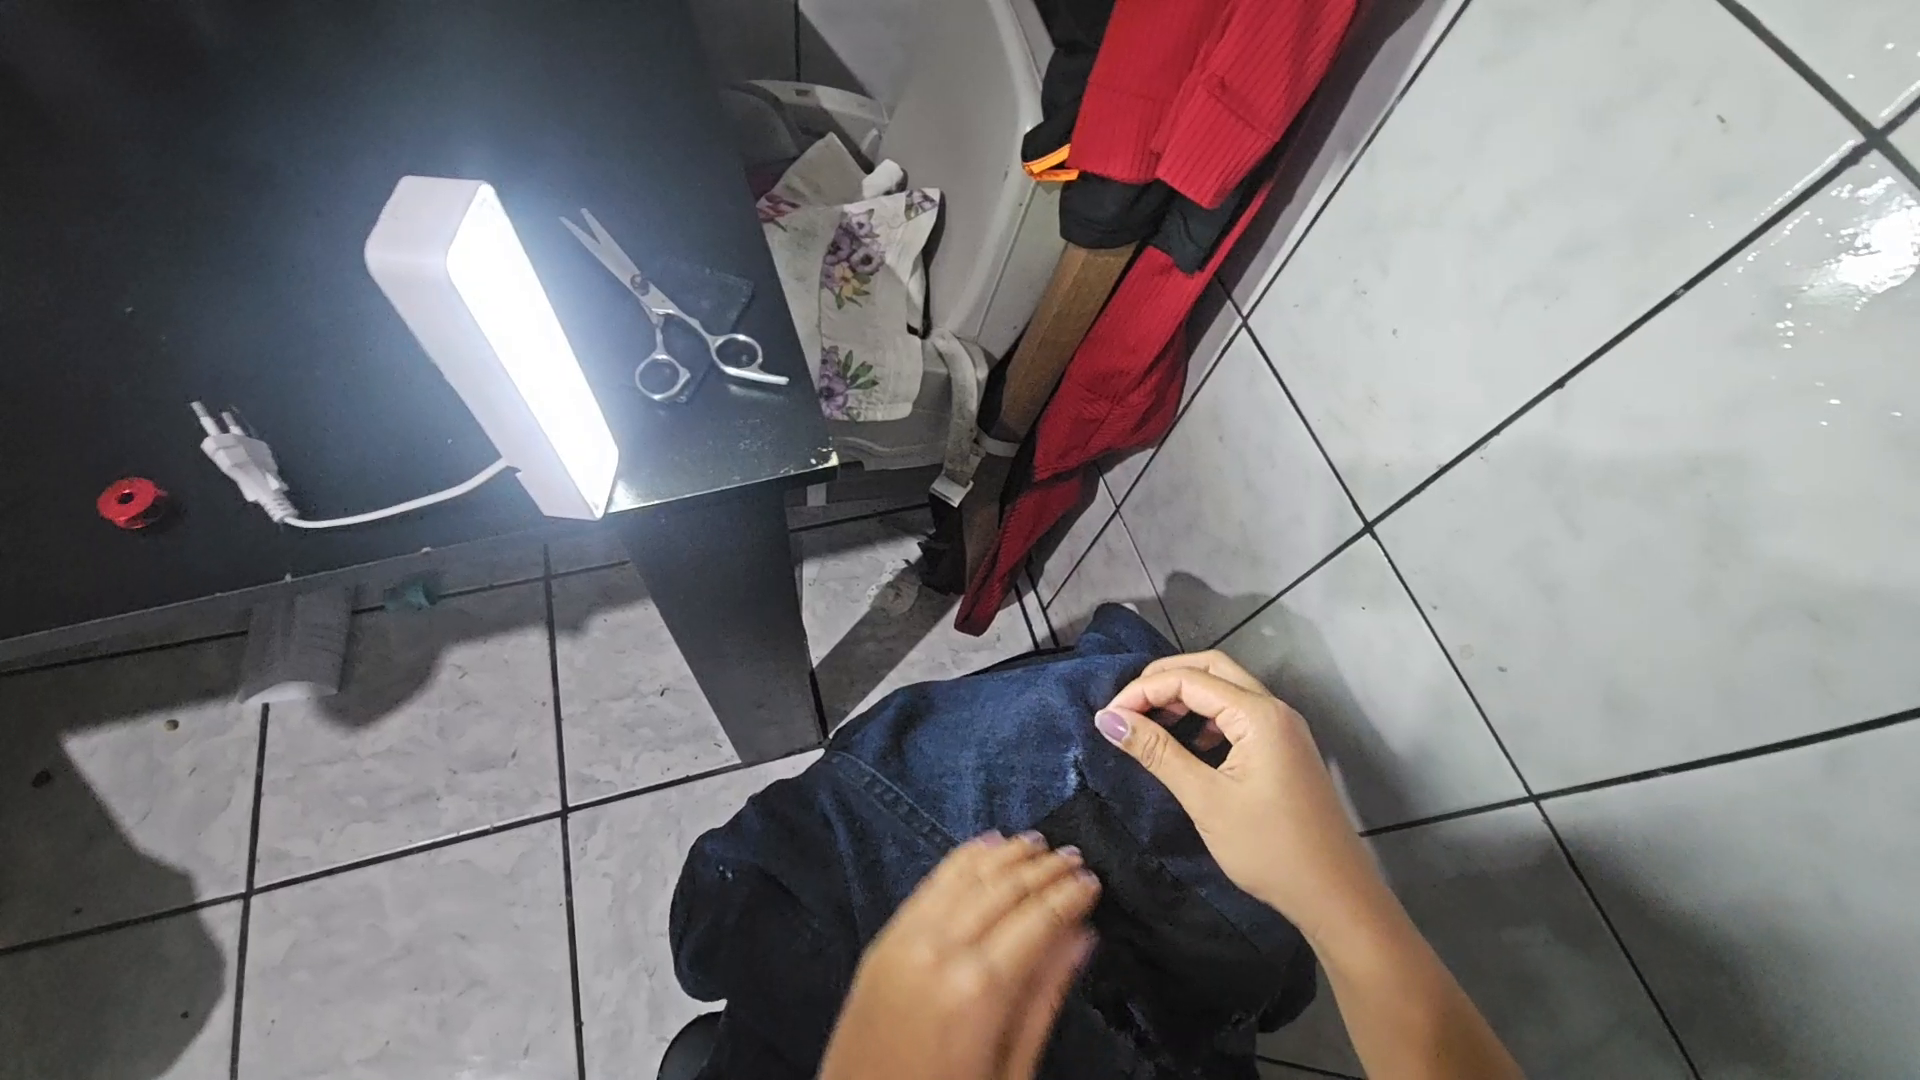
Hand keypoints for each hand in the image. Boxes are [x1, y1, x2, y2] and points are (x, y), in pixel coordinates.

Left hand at [819, 832, 1100, 1079]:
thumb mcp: (1010, 1070)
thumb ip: (1044, 997)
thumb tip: (1082, 937)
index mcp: (979, 988)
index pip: (1037, 919)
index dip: (1069, 895)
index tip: (1094, 880)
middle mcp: (942, 949)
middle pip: (1004, 889)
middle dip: (1043, 868)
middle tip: (1074, 855)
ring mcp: (907, 938)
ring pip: (966, 876)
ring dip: (1005, 855)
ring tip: (1036, 843)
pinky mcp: (884, 938)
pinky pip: (929, 884)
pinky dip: (961, 860)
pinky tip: (983, 845)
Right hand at [1096, 651, 1387, 940]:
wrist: (1337, 898)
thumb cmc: (1269, 849)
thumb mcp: (1205, 799)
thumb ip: (1157, 752)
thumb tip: (1108, 719)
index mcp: (1258, 715)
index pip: (1189, 679)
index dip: (1142, 691)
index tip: (1108, 718)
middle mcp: (1274, 709)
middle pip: (1211, 668)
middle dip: (1163, 679)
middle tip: (1126, 706)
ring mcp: (1283, 728)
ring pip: (1225, 688)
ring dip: (1184, 696)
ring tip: (1148, 722)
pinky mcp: (1283, 749)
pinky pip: (1237, 714)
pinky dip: (1205, 716)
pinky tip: (1186, 743)